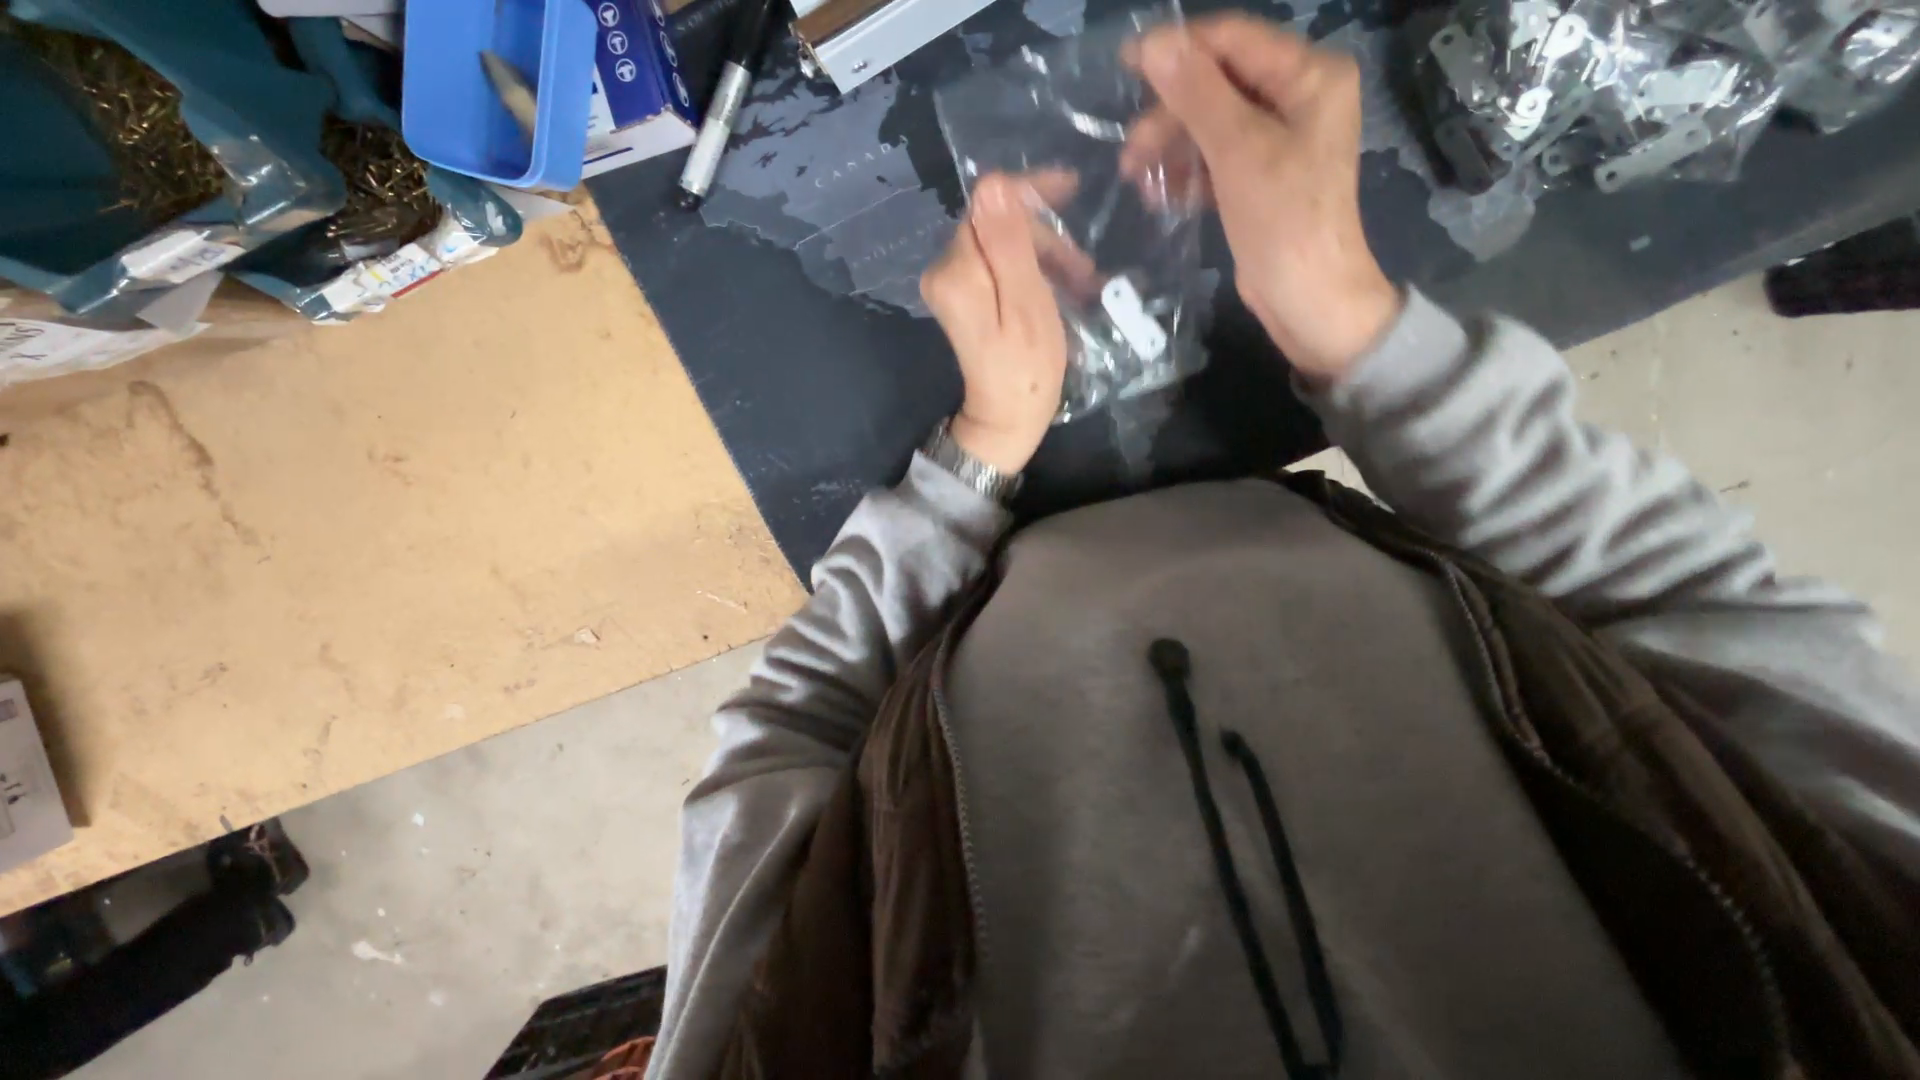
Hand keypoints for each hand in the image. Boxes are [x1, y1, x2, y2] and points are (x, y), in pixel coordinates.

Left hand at [921, 173, 1070, 473]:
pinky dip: (1032, 271)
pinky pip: (999, 266)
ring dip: (1044, 255)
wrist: (1007, 418)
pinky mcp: (964, 298)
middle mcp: (944, 270)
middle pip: (996, 224)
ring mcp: (952, 285)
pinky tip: (1060, 287)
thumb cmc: (1026, 368)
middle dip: (1044, 236)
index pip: (989, 202)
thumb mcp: (1026, 303)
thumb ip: (1008, 244)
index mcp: (958, 270)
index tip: (1073, 188)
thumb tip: (993, 182)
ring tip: (1081, 282)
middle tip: (1084, 269)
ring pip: (1002, 244)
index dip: (1030, 192)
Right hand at [1124, 15, 1402, 382]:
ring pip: (1210, 123)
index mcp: (1311, 75)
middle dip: (1171, 114)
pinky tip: (1161, 196)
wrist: (1308, 299)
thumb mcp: (1238, 151)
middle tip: (1131, 151)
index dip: (1179, 49)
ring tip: (1137, 179)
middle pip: (1219, 83)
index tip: (1126, 64)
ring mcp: (1280, 139)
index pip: (1234, 40)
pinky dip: (1187, 173)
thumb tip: (1154, 43)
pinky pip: (1215, 157)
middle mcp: (1300, 96)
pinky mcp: (1260, 177)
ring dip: (1171, 148)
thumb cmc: (1284, 221)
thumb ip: (1197, 94)